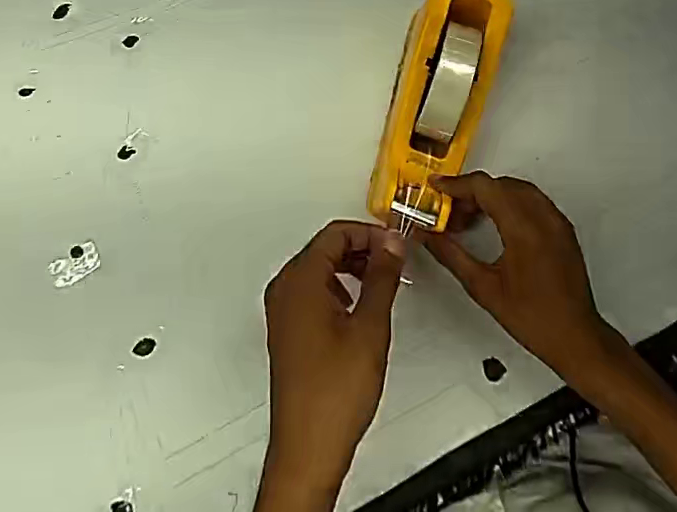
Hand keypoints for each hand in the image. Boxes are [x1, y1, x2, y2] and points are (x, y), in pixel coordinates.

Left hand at [256, 220, 406, 510]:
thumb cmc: (331, 395)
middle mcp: (285, 288)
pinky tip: (359, 304)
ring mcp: (283, 308)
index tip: (394, 242)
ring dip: (351, 267)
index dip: (368, 233)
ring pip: (319, 268)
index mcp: (300, 280)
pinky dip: (338, 286)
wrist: (309, 443)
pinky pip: (312, 290)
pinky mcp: (287, 326)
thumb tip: (390, 246)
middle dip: (362, 248)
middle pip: (325, 248)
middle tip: (392, 259)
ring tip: (382, 281)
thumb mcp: (370, 326)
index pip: (334, 234)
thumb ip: (382, 277)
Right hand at [422, 173, 619, 386]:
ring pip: (516, 188)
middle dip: (470, 191)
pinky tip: (495, 220)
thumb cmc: (536, 319)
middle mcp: (544, 220)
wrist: (576, 339)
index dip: (456, 184)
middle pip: (499, 184)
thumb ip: (450, 254)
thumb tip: (428, 236)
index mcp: (524, 230)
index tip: (437, 187)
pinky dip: (509, 200)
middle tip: (449, 208)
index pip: (484, 187)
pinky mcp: (562, 229)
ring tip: (469, 215)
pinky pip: (532, 199)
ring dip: (490, 194)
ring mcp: (556, 223)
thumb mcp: (482, 287)